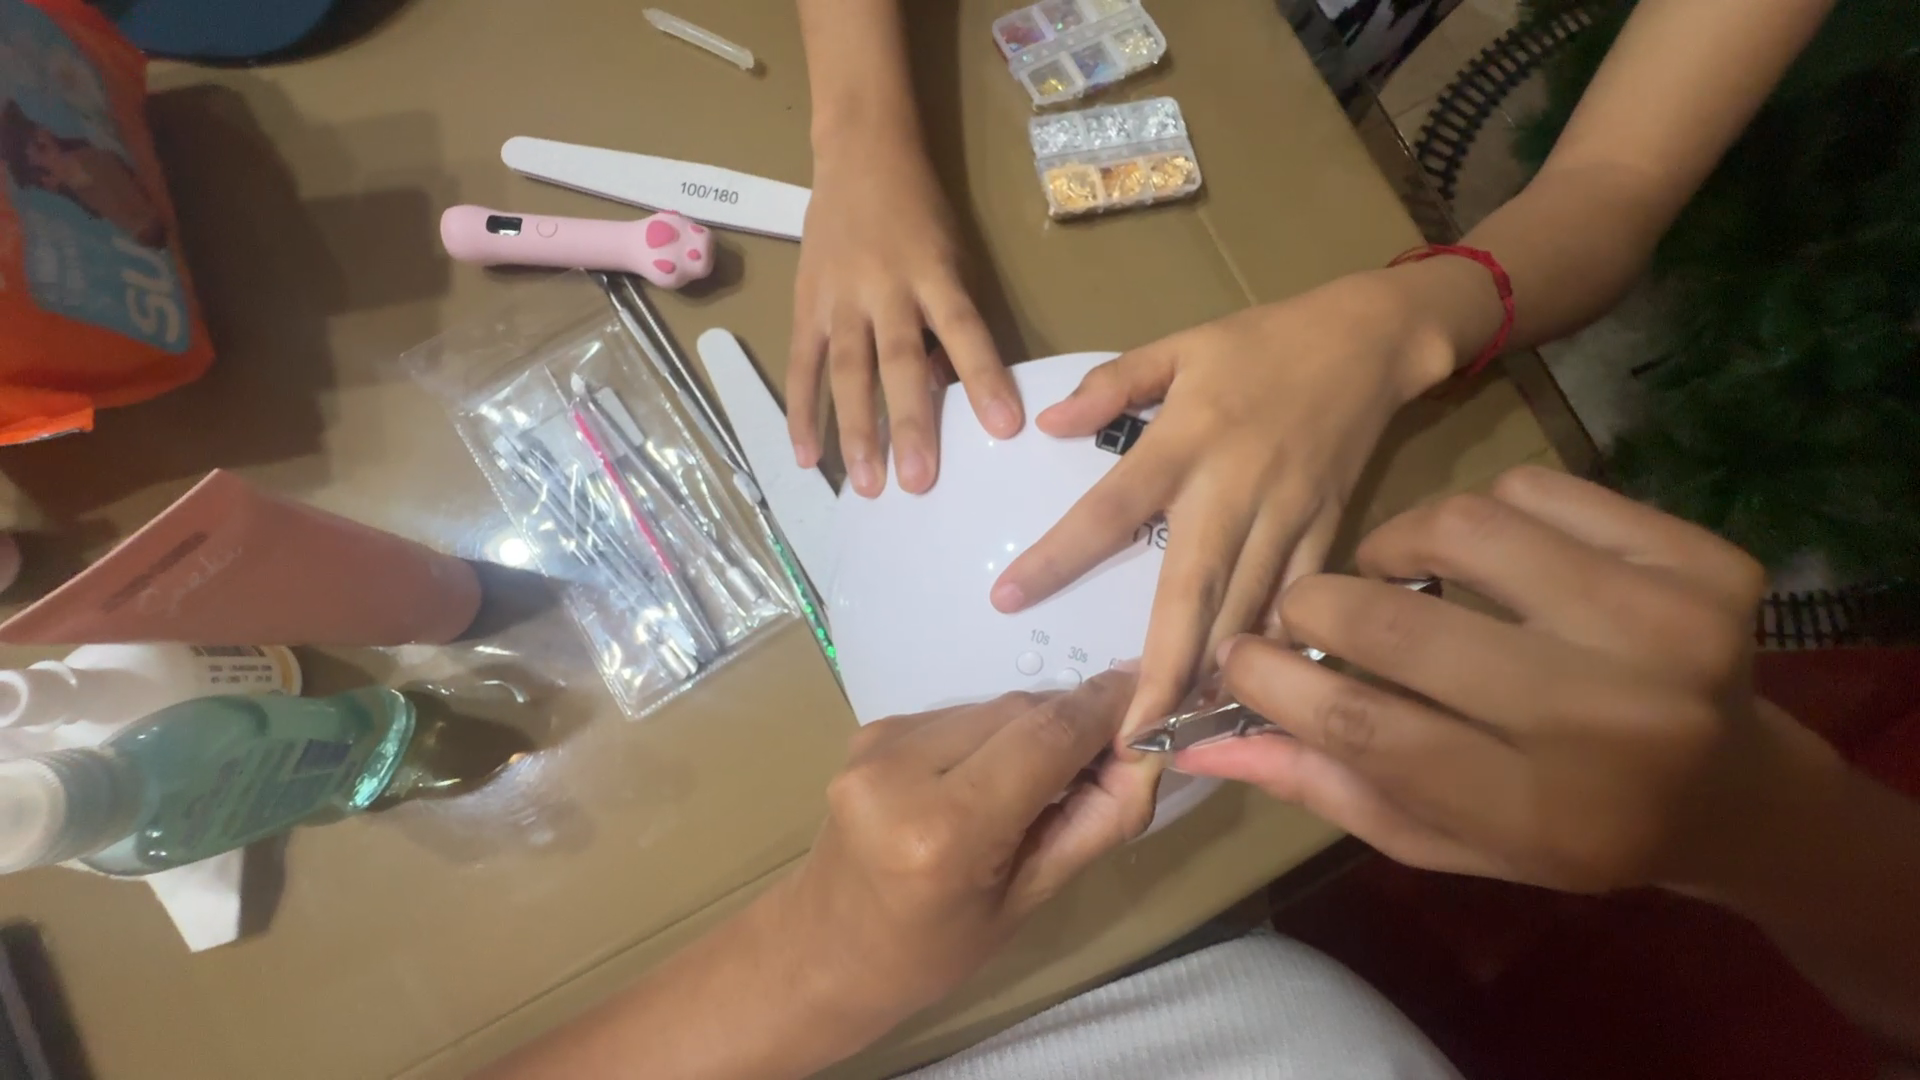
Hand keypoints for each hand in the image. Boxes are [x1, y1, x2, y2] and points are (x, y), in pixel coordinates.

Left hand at [766, 673, 1158, 1035]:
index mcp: (942, 828)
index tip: (1148, 695)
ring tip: (1040, 780)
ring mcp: (878, 741)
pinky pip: (959, 713)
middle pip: (1020, 711)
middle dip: (1072, 723)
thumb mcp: (1029, 900)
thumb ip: (1097, 820)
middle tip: (1107, 754)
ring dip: (1032, 728)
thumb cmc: (933, 949)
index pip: (1046, 737)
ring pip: (991, 706)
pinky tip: (990, 774)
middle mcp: (900, 767)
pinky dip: (993, 733)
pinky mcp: (871, 728)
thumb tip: (1143, 751)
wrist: (824, 947)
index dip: (1105, 708)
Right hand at [788, 142, 1020, 496]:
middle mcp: (885, 289)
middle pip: (898, 362)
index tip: (1004, 429)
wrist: (859, 154)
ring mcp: (838, 299)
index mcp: (934, 273)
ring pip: (847, 372)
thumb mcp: (952, 256)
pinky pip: (802, 365)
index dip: (983, 378)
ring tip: (866, 485)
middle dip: (909, 424)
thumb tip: (947, 393)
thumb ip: (950, 321)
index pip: (963, 330)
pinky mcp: (805, 306)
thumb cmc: (921, 214)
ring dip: (855, 431)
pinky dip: (802, 412)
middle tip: (919, 483)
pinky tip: (808, 458)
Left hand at [990, 267, 1465, 731]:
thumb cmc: (1259, 344)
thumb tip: (1047, 424)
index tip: (1009, 599)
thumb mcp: (1178, 347)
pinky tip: (1252, 696)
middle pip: (1190, 590)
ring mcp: (1287, 519)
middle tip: (1128, 737)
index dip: (1059, 556)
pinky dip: (1275, 651)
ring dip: (1213, 676)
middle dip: (1160, 670)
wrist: (1369, 340)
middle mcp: (1233, 493)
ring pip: (1247, 609)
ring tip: (1181, 735)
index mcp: (1185, 443)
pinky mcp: (1328, 533)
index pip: (1109, 509)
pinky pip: (1299, 602)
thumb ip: (1112, 384)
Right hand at [1179, 466, 1844, 894]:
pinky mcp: (1699, 561)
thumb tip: (1199, 747)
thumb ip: (1317, 783)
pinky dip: (1480, 512)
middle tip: (1309, 614)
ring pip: (1459, 528)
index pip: (1362, 726)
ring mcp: (1668, 627)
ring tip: (1397, 578)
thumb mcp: (1431, 834)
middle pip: (1397, 626)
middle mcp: (1610, 717)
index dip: (1271, 682)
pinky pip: (1530, 488)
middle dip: (1313, 607)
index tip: (1233, 656)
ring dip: (1394, 546)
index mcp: (1536, 806)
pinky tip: (1491, 558)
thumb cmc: (1557, 826)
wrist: (1736, 795)